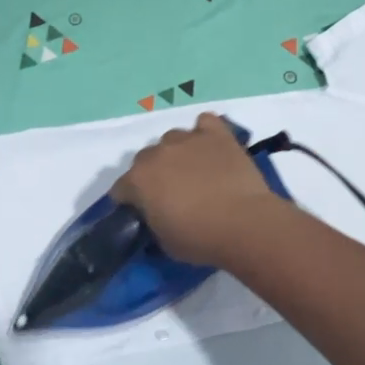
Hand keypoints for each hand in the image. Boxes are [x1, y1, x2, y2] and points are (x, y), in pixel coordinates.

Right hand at [111, 113, 289, 265]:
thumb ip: (152, 222)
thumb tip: (156, 216)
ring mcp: (187, 139)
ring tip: (194, 171)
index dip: (130, 202)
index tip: (143, 213)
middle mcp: (157, 153)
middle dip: (152, 175)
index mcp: (137, 180)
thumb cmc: (199, 239)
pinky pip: (204, 123)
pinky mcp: (217, 134)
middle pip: (144, 160)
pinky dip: (205, 133)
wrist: (244, 224)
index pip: (120, 189)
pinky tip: (211, 148)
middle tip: (171, 194)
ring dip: (176, 154)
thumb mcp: (163, 242)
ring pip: (172, 139)